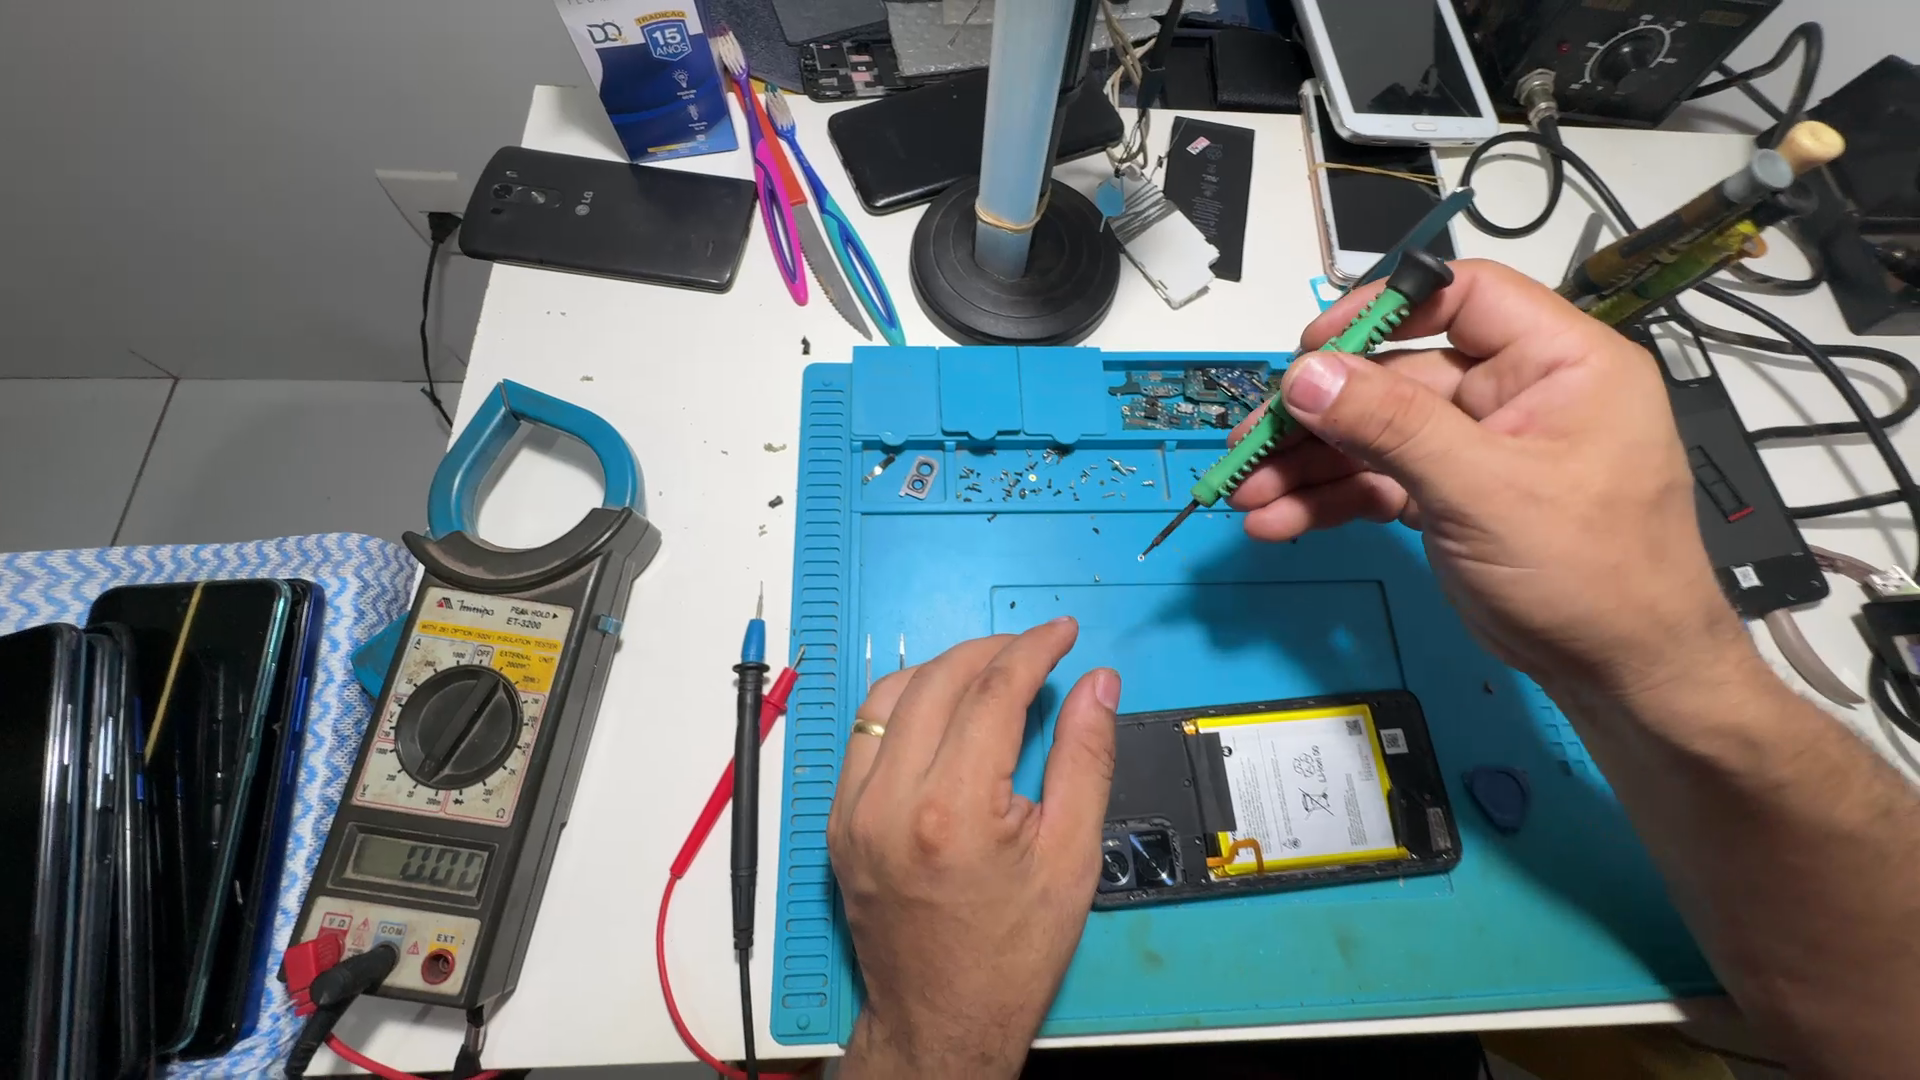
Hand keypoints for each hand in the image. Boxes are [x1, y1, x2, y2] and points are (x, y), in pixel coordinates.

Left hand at [829, 620, 1120, 1079]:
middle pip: (938, 681)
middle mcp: (889, 800)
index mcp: (953, 810)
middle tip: (1033, 648)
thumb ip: (1086, 757)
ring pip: (891, 694)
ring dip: (944, 668)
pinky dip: (907, 701)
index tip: (1061, 633)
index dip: (1033, 650)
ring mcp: (853, 808)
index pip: (993, 693)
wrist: (942, 1022)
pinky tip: (942, 707)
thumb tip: (1098, 683)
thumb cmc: (1014, 953)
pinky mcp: (838, 818)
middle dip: (992, 649)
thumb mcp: (1073, 857)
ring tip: (991, 670)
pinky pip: (866, 730)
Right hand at [1228, 259, 1753, 701]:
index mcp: (1552, 363)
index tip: (1311, 347)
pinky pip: (1370, 483)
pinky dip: (1322, 501)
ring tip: (1245, 494)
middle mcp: (1505, 395)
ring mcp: (1465, 449)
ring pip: (1368, 437)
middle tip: (1249, 443)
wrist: (1610, 671)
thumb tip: (1304, 376)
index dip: (1382, 309)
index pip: (1461, 298)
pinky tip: (1275, 522)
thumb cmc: (1581, 568)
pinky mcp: (1438, 496)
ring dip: (1303, 466)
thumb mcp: (1482, 489)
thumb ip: (1392, 427)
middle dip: (1315, 417)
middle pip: (1389, 379)